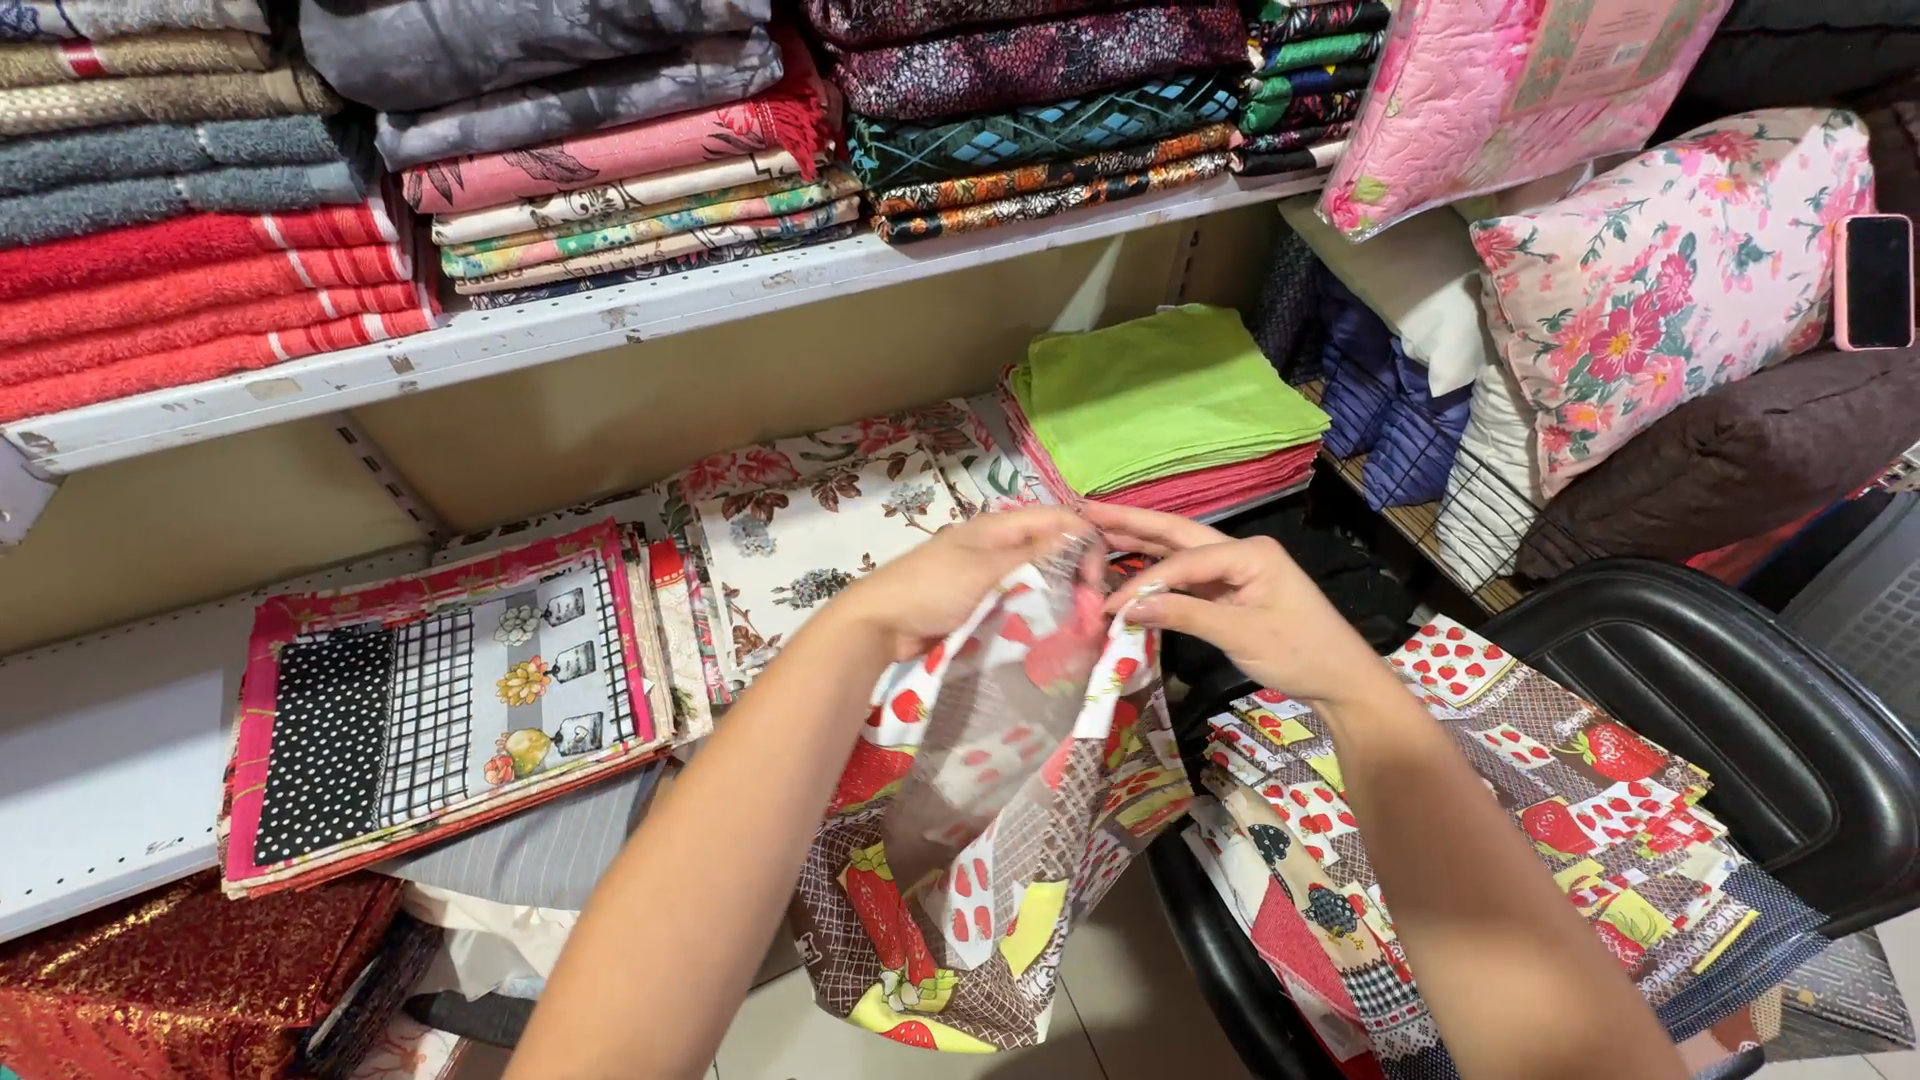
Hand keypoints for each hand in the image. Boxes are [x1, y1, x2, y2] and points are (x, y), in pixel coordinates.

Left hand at [828, 506, 1091, 661]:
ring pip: (1037, 577)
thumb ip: (1033, 555)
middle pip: (1051, 549)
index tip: (1094, 581)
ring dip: (1059, 594)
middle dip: (1075, 572)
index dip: (1083, 542)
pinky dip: (1037, 610)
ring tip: (1075, 622)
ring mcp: (988, 574)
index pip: (1057, 520)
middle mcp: (996, 545)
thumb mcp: (985, 570)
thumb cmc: (930, 589)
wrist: (879, 626)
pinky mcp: (980, 602)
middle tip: (1088, 610)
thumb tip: (1079, 535)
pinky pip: (1018, 600)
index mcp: (997, 526)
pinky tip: (1049, 629)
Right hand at [1086, 503, 1390, 707]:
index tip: (1108, 604)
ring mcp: (1235, 570)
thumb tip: (1128, 607)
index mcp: (1249, 553)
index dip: (1141, 581)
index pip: (1182, 561)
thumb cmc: (1301, 653)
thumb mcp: (1243, 634)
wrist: (1342, 681)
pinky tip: (1129, 567)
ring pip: (1178, 551)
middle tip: (1087, 512)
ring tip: (1097, 530)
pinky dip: (1156, 572)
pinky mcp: (1230, 591)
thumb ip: (1185, 615)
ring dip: (1140, 542)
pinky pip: (1185, 576)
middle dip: (1131, 522)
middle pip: (1176, 533)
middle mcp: (1239, 551)